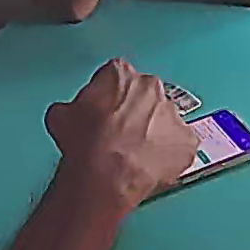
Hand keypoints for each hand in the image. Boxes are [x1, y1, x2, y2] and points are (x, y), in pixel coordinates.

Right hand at [46, 59, 196, 209]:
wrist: (105, 174)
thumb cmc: (85, 145)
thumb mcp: (62, 115)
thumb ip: (75, 105)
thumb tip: (73, 115)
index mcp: (120, 74)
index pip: (117, 78)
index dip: (111, 97)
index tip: (108, 111)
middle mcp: (151, 88)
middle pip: (147, 97)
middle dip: (138, 113)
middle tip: (124, 135)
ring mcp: (173, 115)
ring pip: (166, 122)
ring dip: (156, 134)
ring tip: (138, 155)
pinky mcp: (187, 142)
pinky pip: (181, 147)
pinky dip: (171, 156)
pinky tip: (153, 166)